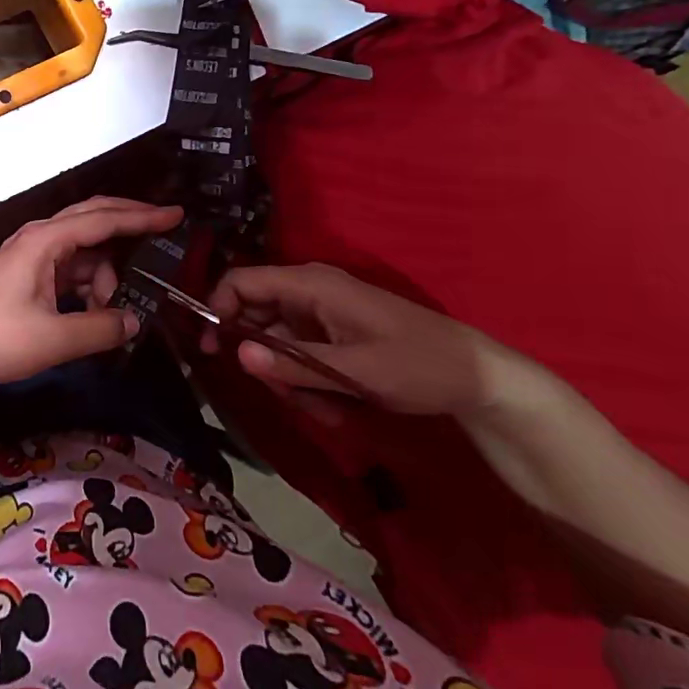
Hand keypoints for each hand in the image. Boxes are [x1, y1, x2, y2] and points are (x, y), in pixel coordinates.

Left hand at [0, 197, 184, 391]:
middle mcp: (40, 239)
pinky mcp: (29, 275)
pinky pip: (71, 270)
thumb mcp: (55, 338)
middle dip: (130, 227)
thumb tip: (134, 322)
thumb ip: (102, 329)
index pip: (103, 219)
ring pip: (84, 252)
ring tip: (116, 309)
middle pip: (94, 221)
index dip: (142, 217)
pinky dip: (90, 286)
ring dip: (107, 274)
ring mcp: (33, 256)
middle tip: (166, 234)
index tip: (175, 215)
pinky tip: (99, 311)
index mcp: (45, 241)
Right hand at [204, 263, 542, 424]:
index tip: (210, 348)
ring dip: (289, 376)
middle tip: (282, 393)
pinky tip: (335, 405)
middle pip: (255, 313)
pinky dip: (308, 379)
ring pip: (276, 340)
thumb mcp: (353, 371)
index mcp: (311, 284)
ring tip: (325, 407)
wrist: (477, 378)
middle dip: (261, 356)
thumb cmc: (417, 365)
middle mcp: (310, 291)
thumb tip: (236, 354)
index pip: (241, 281)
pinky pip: (299, 352)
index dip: (217, 308)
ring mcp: (321, 311)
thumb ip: (291, 363)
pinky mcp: (332, 331)